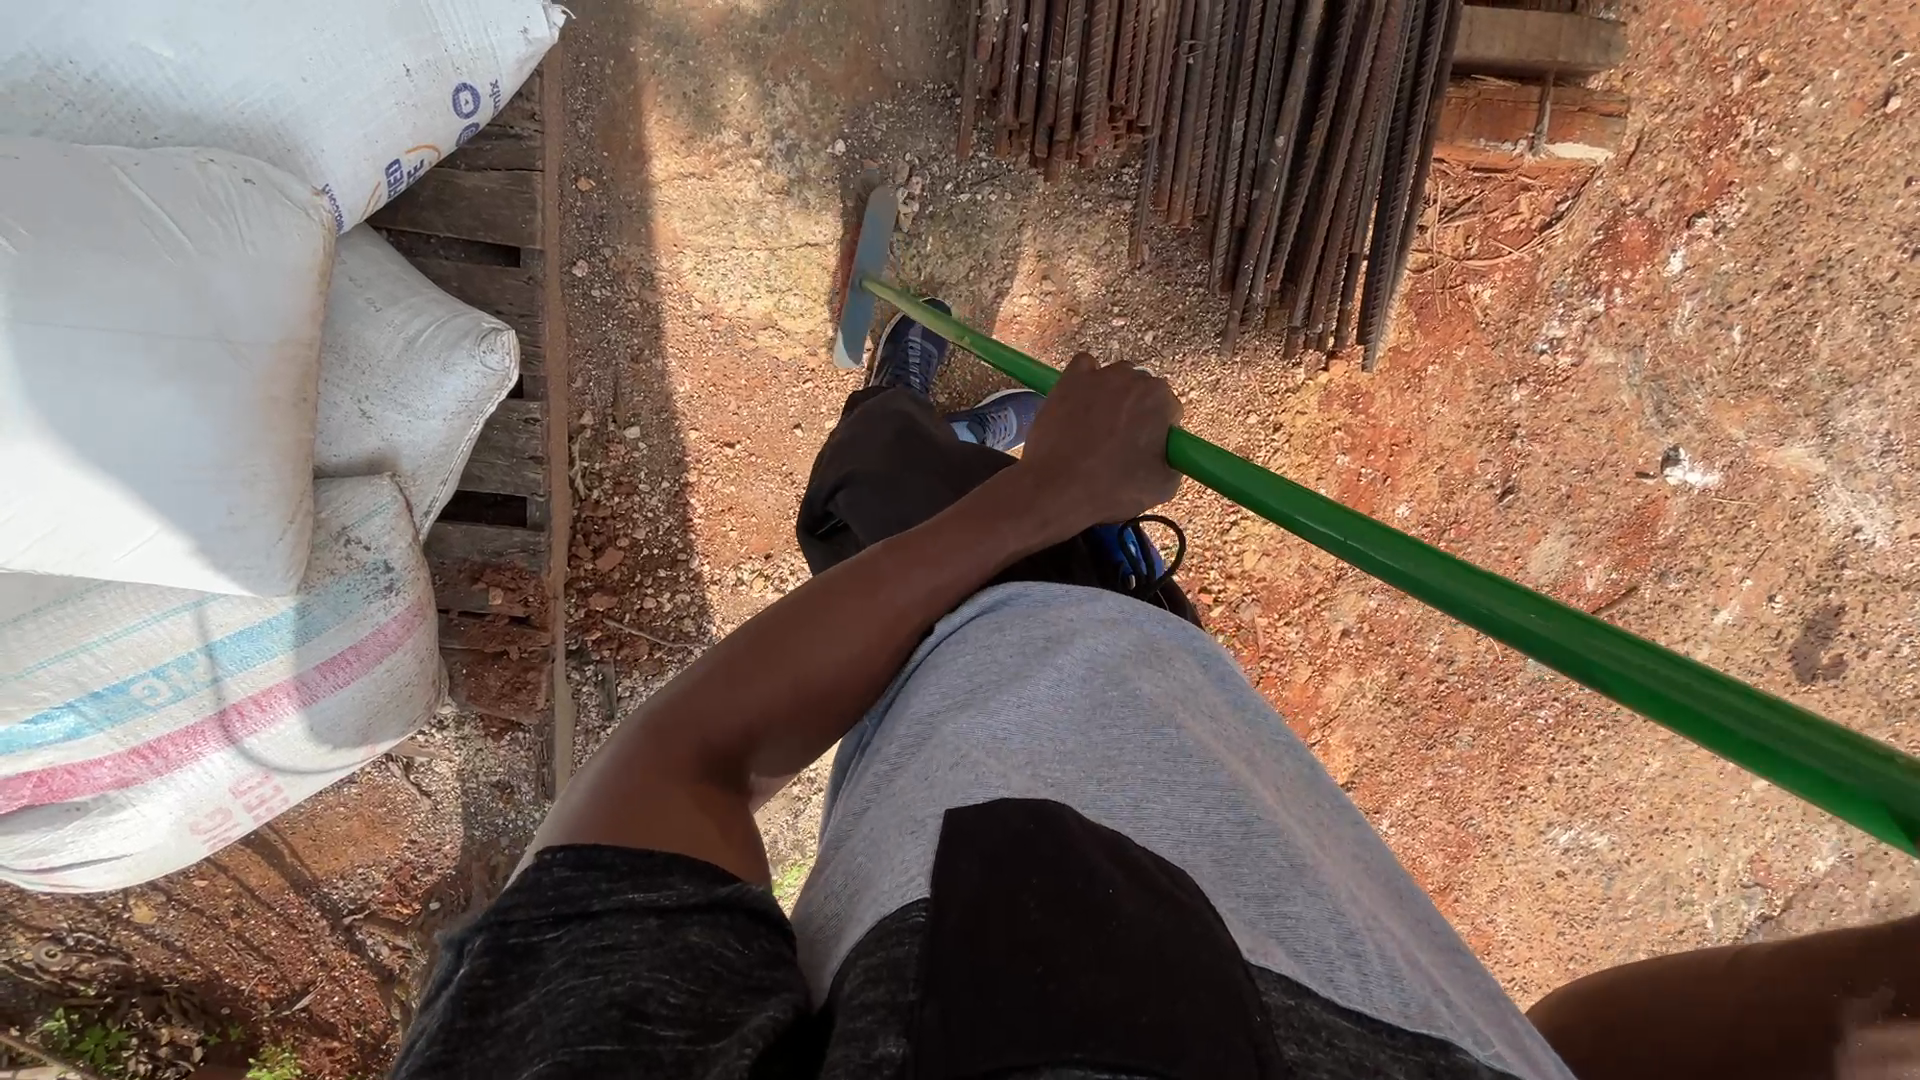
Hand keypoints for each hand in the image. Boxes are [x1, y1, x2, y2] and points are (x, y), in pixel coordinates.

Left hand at [1015, 352, 1182, 527]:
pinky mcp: (1069, 380)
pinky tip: (1081, 405)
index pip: (1169, 410)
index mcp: (1160, 399)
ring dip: (1111, 397)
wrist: (1056, 490)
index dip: (1158, 433)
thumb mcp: (1163, 485)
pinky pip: (1084, 367)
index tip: (1145, 451)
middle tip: (1120, 444)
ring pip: (1115, 380)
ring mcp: (1098, 376)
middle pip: (1142, 392)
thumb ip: (1174, 460)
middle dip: (1136, 414)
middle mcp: (1131, 378)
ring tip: (1096, 430)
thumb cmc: (1110, 490)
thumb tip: (1168, 454)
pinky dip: (1085, 381)